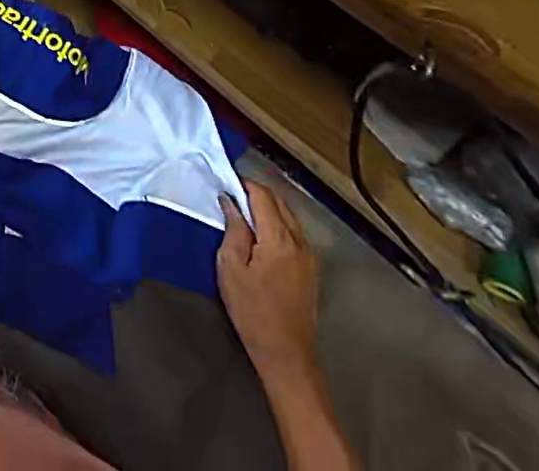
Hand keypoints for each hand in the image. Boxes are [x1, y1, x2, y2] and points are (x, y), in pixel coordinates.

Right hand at [218, 180, 319, 373]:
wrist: (286, 354)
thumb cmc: (253, 312)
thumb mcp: (231, 270)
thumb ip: (233, 230)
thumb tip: (231, 202)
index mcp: (278, 237)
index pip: (263, 195)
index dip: (244, 185)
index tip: (227, 184)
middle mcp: (299, 239)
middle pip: (279, 202)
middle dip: (257, 194)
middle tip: (233, 198)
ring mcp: (309, 253)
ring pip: (289, 216)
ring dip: (269, 210)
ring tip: (245, 217)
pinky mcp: (312, 267)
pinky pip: (294, 233)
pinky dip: (278, 225)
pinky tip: (263, 238)